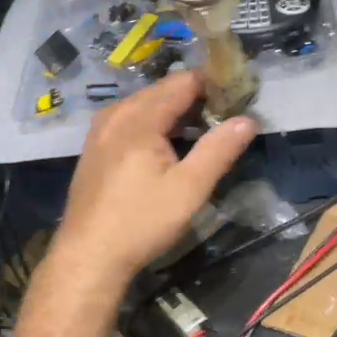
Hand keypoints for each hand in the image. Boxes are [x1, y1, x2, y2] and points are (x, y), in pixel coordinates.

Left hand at [52, 70, 257, 285]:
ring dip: (173, 113)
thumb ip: (219, 150)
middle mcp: (115, 114)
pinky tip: (165, 149)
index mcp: (139, 118)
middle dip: (195, 99)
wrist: (88, 255)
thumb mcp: (189, 189)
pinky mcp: (94, 147)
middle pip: (162, 90)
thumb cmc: (141, 222)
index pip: (183, 82)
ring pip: (144, 105)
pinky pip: (128, 120)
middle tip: (224, 119)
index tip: (237, 100)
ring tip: (201, 134)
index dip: (214, 85)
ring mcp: (99, 130)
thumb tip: (247, 120)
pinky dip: (152, 124)